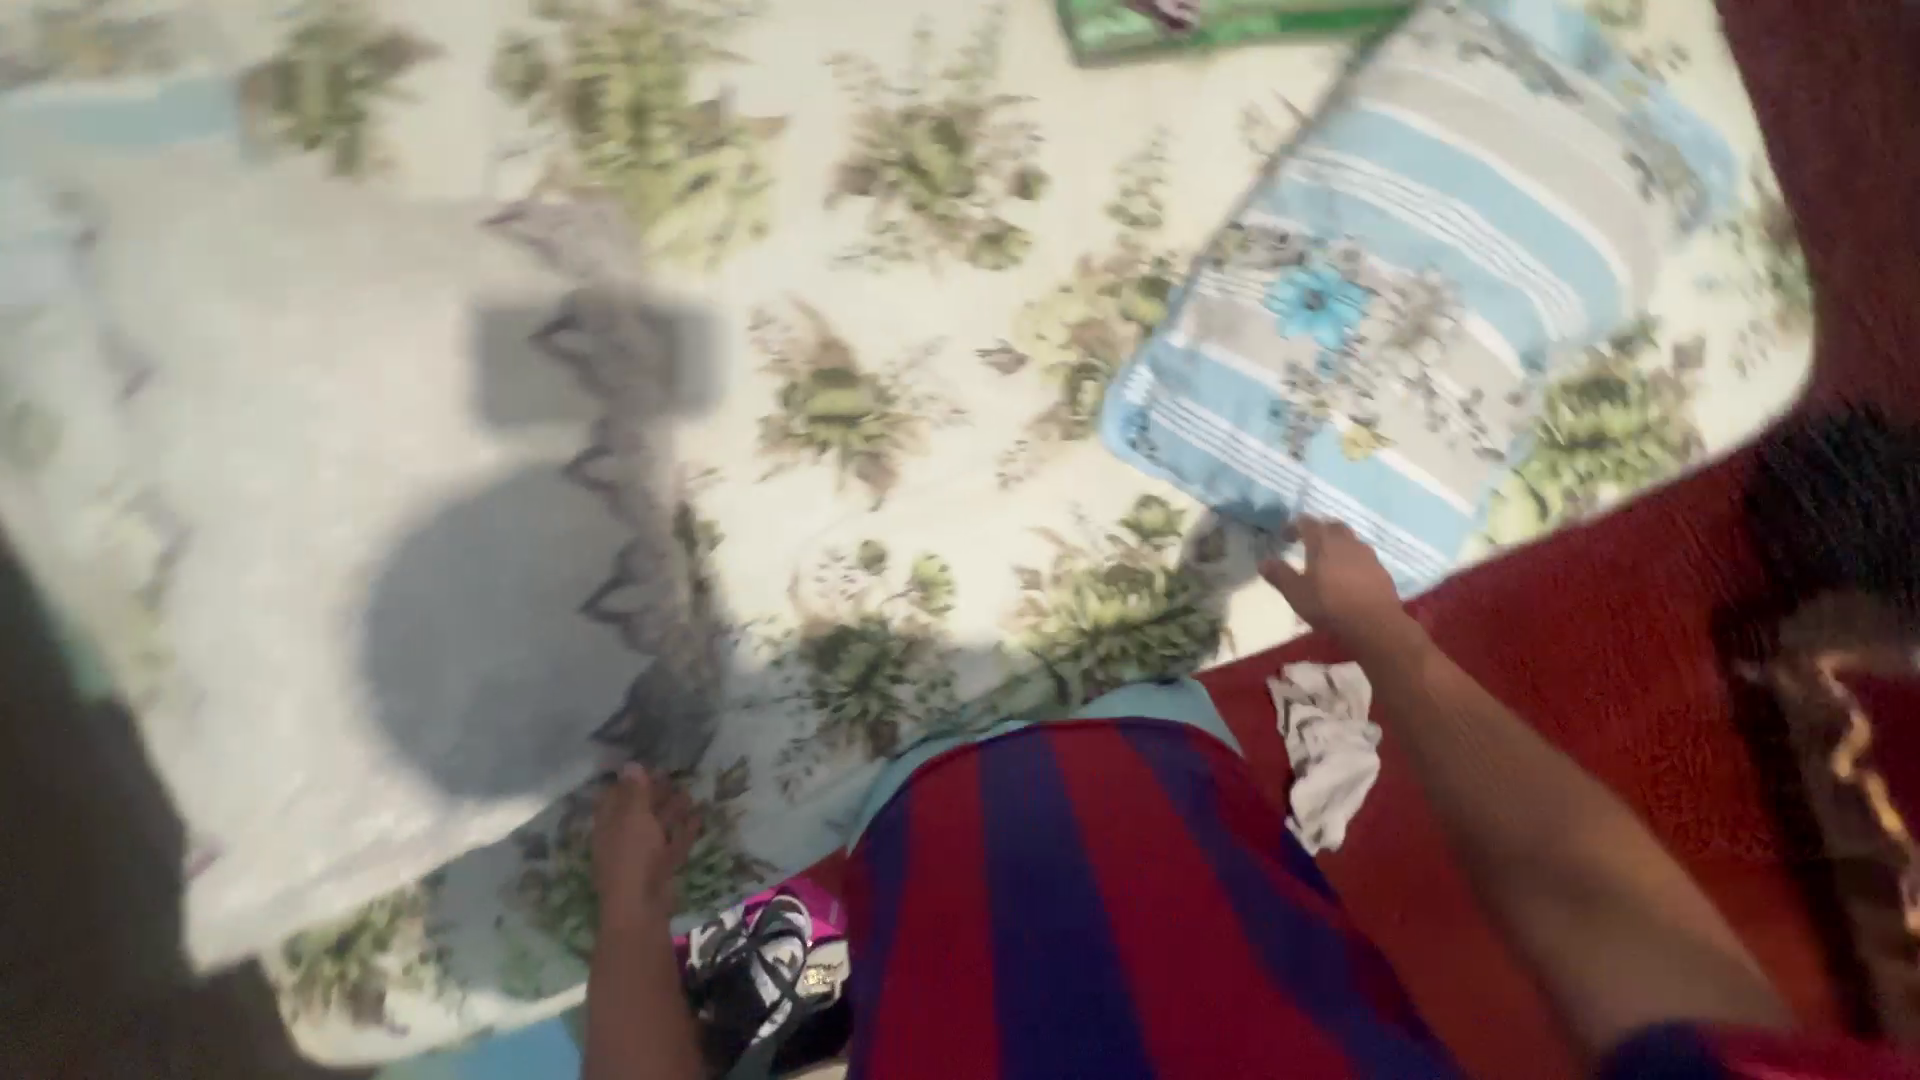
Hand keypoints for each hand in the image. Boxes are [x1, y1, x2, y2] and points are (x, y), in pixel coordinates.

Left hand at [592, 764, 699, 929]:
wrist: (642, 907)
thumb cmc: (632, 856)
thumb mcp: (633, 817)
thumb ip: (635, 791)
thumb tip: (631, 764)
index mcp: (609, 825)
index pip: (614, 798)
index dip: (628, 782)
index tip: (646, 766)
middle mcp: (622, 839)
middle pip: (637, 811)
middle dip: (653, 794)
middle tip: (672, 774)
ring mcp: (641, 855)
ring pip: (656, 828)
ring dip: (671, 810)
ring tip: (689, 793)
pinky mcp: (660, 869)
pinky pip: (672, 845)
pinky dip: (683, 831)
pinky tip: (698, 818)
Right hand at [1259, 516, 1409, 644]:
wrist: (1374, 624)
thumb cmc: (1329, 605)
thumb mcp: (1296, 593)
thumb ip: (1279, 575)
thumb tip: (1263, 562)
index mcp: (1323, 543)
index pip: (1307, 523)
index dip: (1294, 526)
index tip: (1285, 536)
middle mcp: (1347, 542)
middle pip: (1332, 526)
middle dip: (1319, 530)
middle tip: (1308, 543)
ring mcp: (1367, 555)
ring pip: (1350, 540)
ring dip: (1338, 544)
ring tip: (1328, 561)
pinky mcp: (1381, 570)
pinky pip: (1363, 557)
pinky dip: (1352, 560)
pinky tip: (1347, 577)